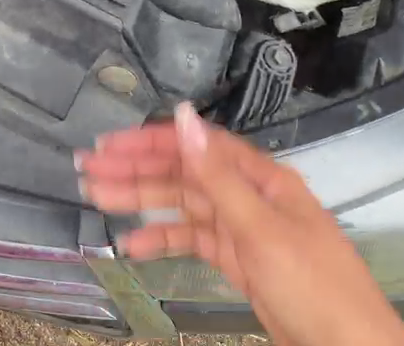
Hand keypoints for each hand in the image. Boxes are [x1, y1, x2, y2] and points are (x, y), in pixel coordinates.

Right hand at [75, 103, 403, 345]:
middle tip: (87, 170)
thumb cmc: (316, 289)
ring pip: (180, 205)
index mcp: (260, 178)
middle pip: (182, 173)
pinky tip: (132, 246)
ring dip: (139, 202)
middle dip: (133, 170)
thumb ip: (216, 174)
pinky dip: (162, 240)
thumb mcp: (262, 230)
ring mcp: (242, 228)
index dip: (149, 142)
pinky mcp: (238, 259)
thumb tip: (183, 114)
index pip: (195, 146)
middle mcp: (249, 195)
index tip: (109, 145)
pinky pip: (191, 239)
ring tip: (95, 199)